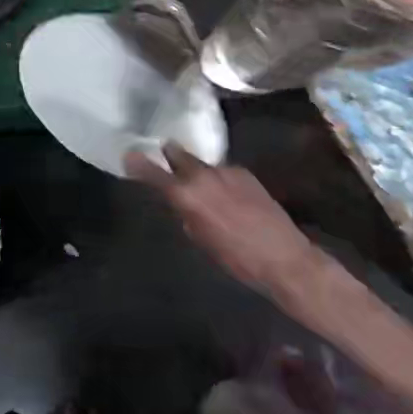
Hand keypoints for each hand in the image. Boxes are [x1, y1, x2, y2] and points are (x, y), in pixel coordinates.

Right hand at [126, 145, 323, 292]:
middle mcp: (203, 176)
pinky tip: (230, 197)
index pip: (154, 174)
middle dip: (170, 155)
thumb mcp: (202, 240)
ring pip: (203, 165)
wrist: (283, 257)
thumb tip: (184, 206)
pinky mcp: (246, 173)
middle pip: (179, 155)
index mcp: (187, 195)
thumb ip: (187, 215)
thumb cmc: (237, 259)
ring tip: (205, 188)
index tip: (128, 155)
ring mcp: (226, 171)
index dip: (139, 164)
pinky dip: (221, 180)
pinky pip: (224, 172)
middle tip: (165, 154)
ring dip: (199, 172)